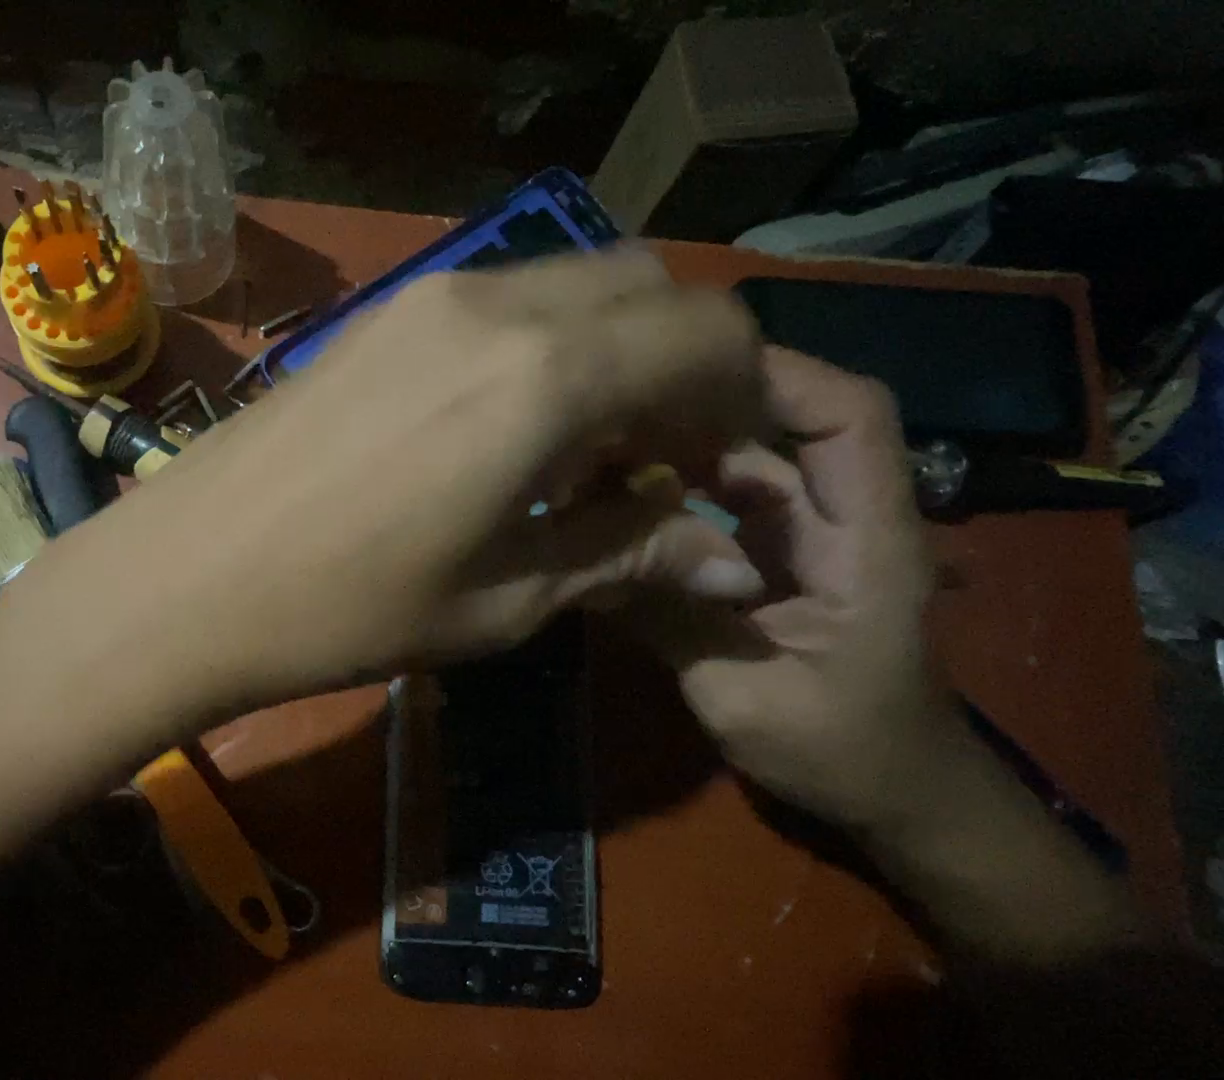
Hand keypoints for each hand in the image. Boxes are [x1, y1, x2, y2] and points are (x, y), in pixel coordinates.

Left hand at [25, 250, 766, 714]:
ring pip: (569, 284)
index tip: (715, 469)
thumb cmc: (345, 610)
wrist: (184, 578)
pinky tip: (501, 427)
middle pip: (644, 287)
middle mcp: (495, 303)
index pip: (709, 336)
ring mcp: (426, 297)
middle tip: (651, 458)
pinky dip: (538, 342)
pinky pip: (498, 300)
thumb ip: (626, 556)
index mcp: (546, 374)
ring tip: (576, 450)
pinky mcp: (377, 313)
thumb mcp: (503, 599)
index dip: (739, 398)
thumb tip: (732, 565)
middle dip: (680, 361)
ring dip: (607, 347)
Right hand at [636, 347, 965, 830]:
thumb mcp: (745, 697)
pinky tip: (609, 503)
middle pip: (781, 425)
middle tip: (603, 409)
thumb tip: (586, 560)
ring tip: (591, 450)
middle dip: (696, 406)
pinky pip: (717, 506)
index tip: (682, 366)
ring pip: (740, 462)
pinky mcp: (769, 558)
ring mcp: (802, 537)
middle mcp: (837, 520)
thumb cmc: (843, 753)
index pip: (849, 417)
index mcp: (866, 542)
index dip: (779, 374)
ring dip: (671, 450)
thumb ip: (674, 621)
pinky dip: (667, 496)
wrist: (894, 794)